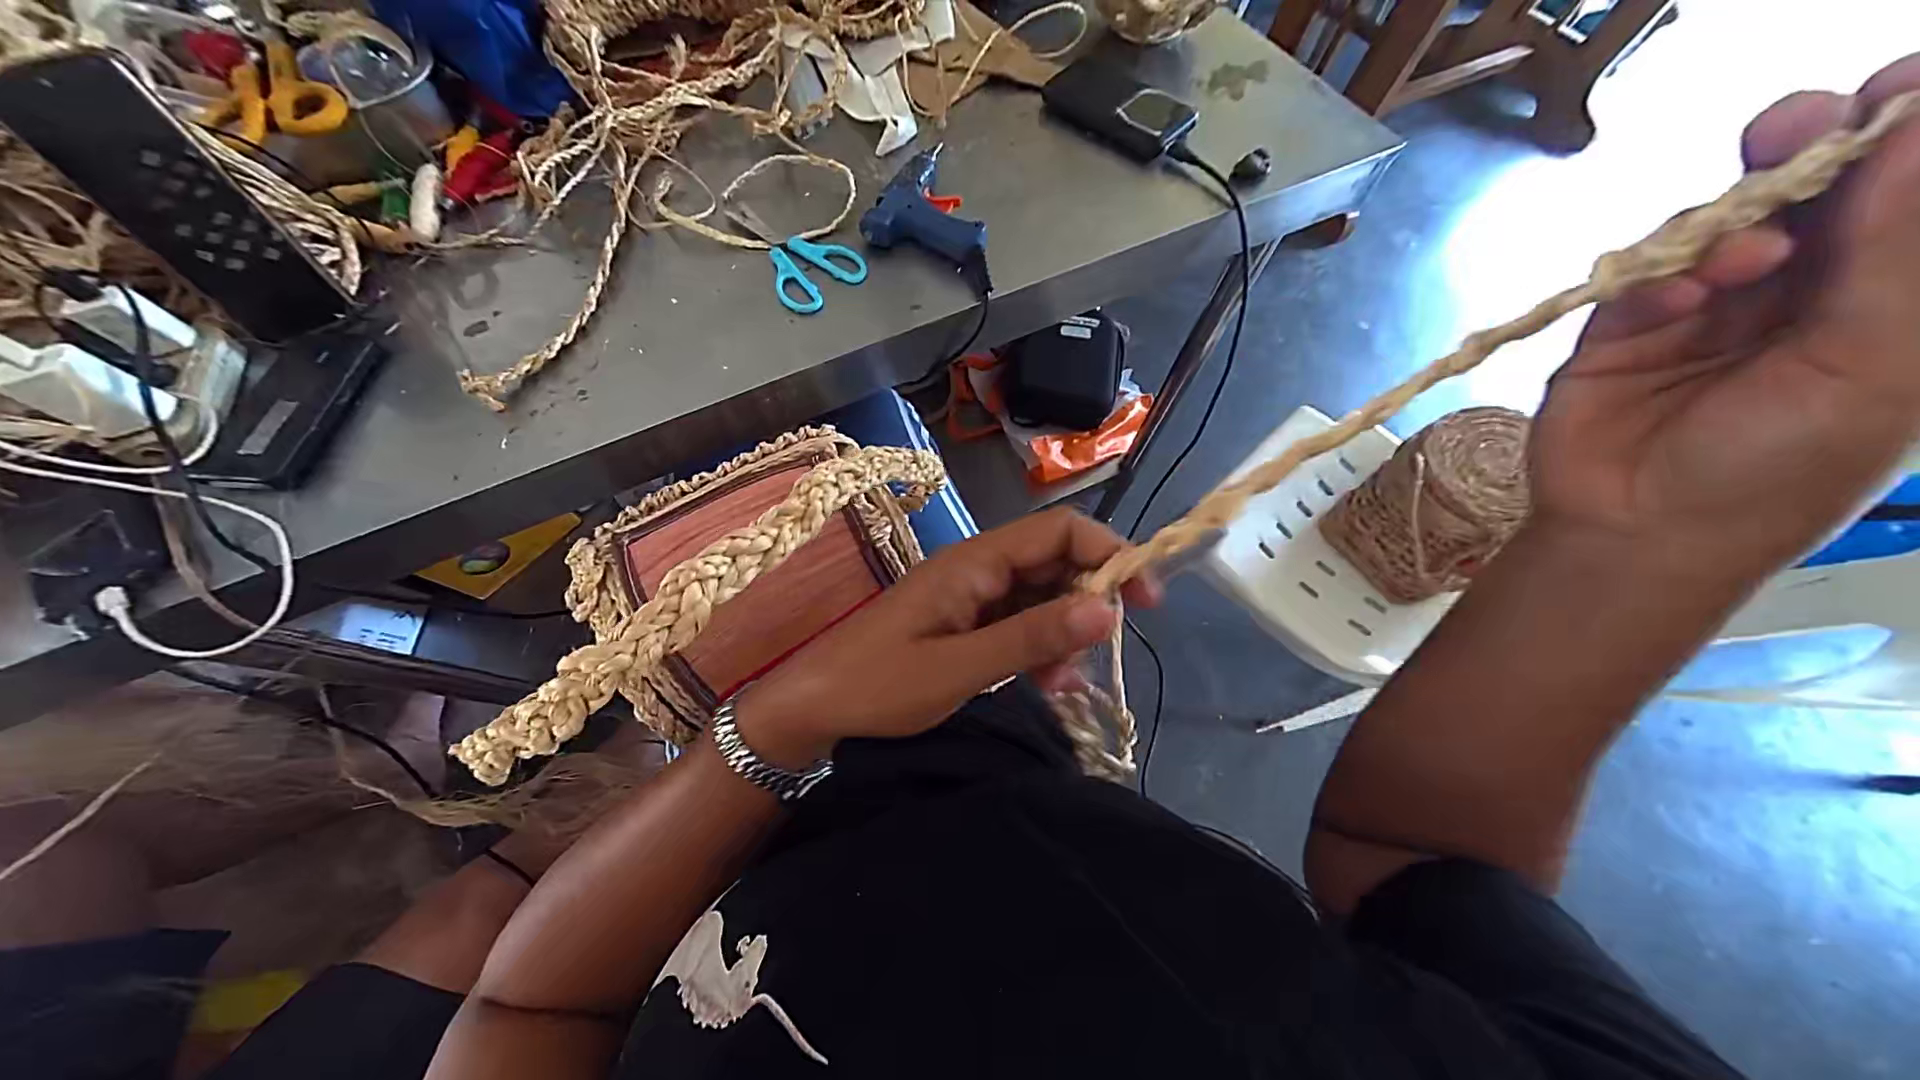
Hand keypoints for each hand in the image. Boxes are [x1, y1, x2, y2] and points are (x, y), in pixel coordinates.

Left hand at [730, 508, 1159, 767]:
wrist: (813, 707)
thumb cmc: (878, 684)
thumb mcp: (960, 667)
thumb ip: (1031, 637)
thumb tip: (1107, 608)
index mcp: (975, 562)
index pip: (1059, 530)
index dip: (1109, 552)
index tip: (1146, 598)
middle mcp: (978, 569)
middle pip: (1056, 561)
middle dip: (1090, 599)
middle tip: (1103, 650)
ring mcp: (971, 596)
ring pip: (1042, 595)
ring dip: (1066, 631)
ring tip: (1062, 681)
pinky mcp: (965, 622)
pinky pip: (1019, 622)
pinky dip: (1041, 646)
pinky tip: (1046, 681)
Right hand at [1530, 54, 1919, 577]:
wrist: (1638, 530)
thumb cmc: (1776, 466)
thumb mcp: (1872, 364)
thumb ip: (1893, 254)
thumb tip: (1907, 132)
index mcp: (1879, 301)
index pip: (1900, 197)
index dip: (1902, 137)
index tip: (1898, 90)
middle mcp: (1792, 294)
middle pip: (1805, 190)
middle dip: (1807, 148)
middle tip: (1799, 128)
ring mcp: (1698, 310)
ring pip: (1715, 223)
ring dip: (1729, 219)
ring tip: (1744, 256)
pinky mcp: (1618, 329)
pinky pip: (1638, 276)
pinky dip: (1657, 276)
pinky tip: (1676, 299)